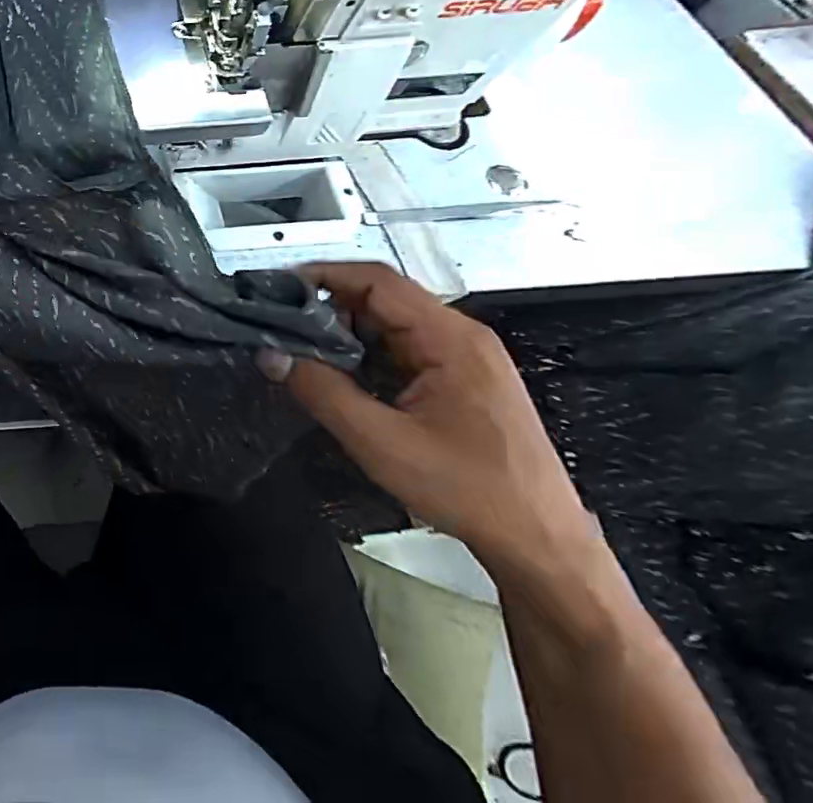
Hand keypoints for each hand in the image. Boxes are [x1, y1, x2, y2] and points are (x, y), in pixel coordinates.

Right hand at [257, 263, 594, 571]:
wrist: (536, 536)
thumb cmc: (472, 491)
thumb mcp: (382, 443)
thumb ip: (323, 393)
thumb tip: (276, 357)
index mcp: (451, 339)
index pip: (379, 281)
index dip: (326, 276)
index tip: (284, 285)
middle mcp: (462, 336)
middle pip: (386, 298)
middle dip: (332, 308)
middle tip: (287, 327)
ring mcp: (466, 356)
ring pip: (395, 324)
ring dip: (351, 333)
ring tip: (309, 353)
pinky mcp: (464, 377)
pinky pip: (408, 348)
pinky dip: (372, 355)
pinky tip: (348, 377)